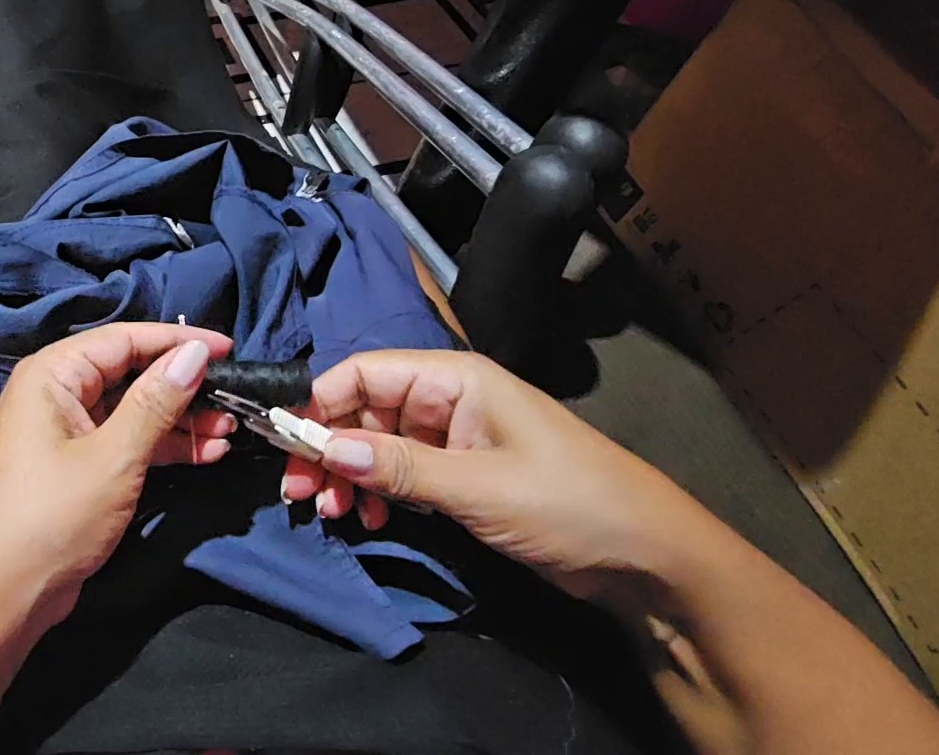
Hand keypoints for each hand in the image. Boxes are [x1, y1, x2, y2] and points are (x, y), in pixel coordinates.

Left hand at [0, 323, 236, 630]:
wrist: (0, 594)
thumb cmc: (53, 515)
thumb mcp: (113, 457)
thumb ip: (156, 402)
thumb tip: (194, 353)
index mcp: (54, 373)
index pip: (124, 339)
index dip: (177, 341)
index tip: (228, 348)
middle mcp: (59, 391)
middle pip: (131, 371)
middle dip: (183, 385)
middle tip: (234, 398)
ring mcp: (69, 429)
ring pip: (135, 408)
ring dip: (181, 419)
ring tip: (229, 432)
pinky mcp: (81, 464)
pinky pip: (129, 439)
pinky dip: (164, 445)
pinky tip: (206, 453)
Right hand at [281, 350, 721, 594]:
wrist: (653, 564)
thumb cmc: (569, 504)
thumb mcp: (478, 487)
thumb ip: (397, 466)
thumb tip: (321, 448)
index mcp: (453, 378)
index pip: (364, 374)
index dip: (319, 402)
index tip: (285, 441)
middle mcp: (445, 399)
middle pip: (361, 410)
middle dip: (327, 448)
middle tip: (299, 491)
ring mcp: (450, 438)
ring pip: (374, 444)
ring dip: (347, 474)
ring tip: (332, 511)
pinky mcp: (456, 473)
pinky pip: (397, 472)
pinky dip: (376, 492)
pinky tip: (370, 518)